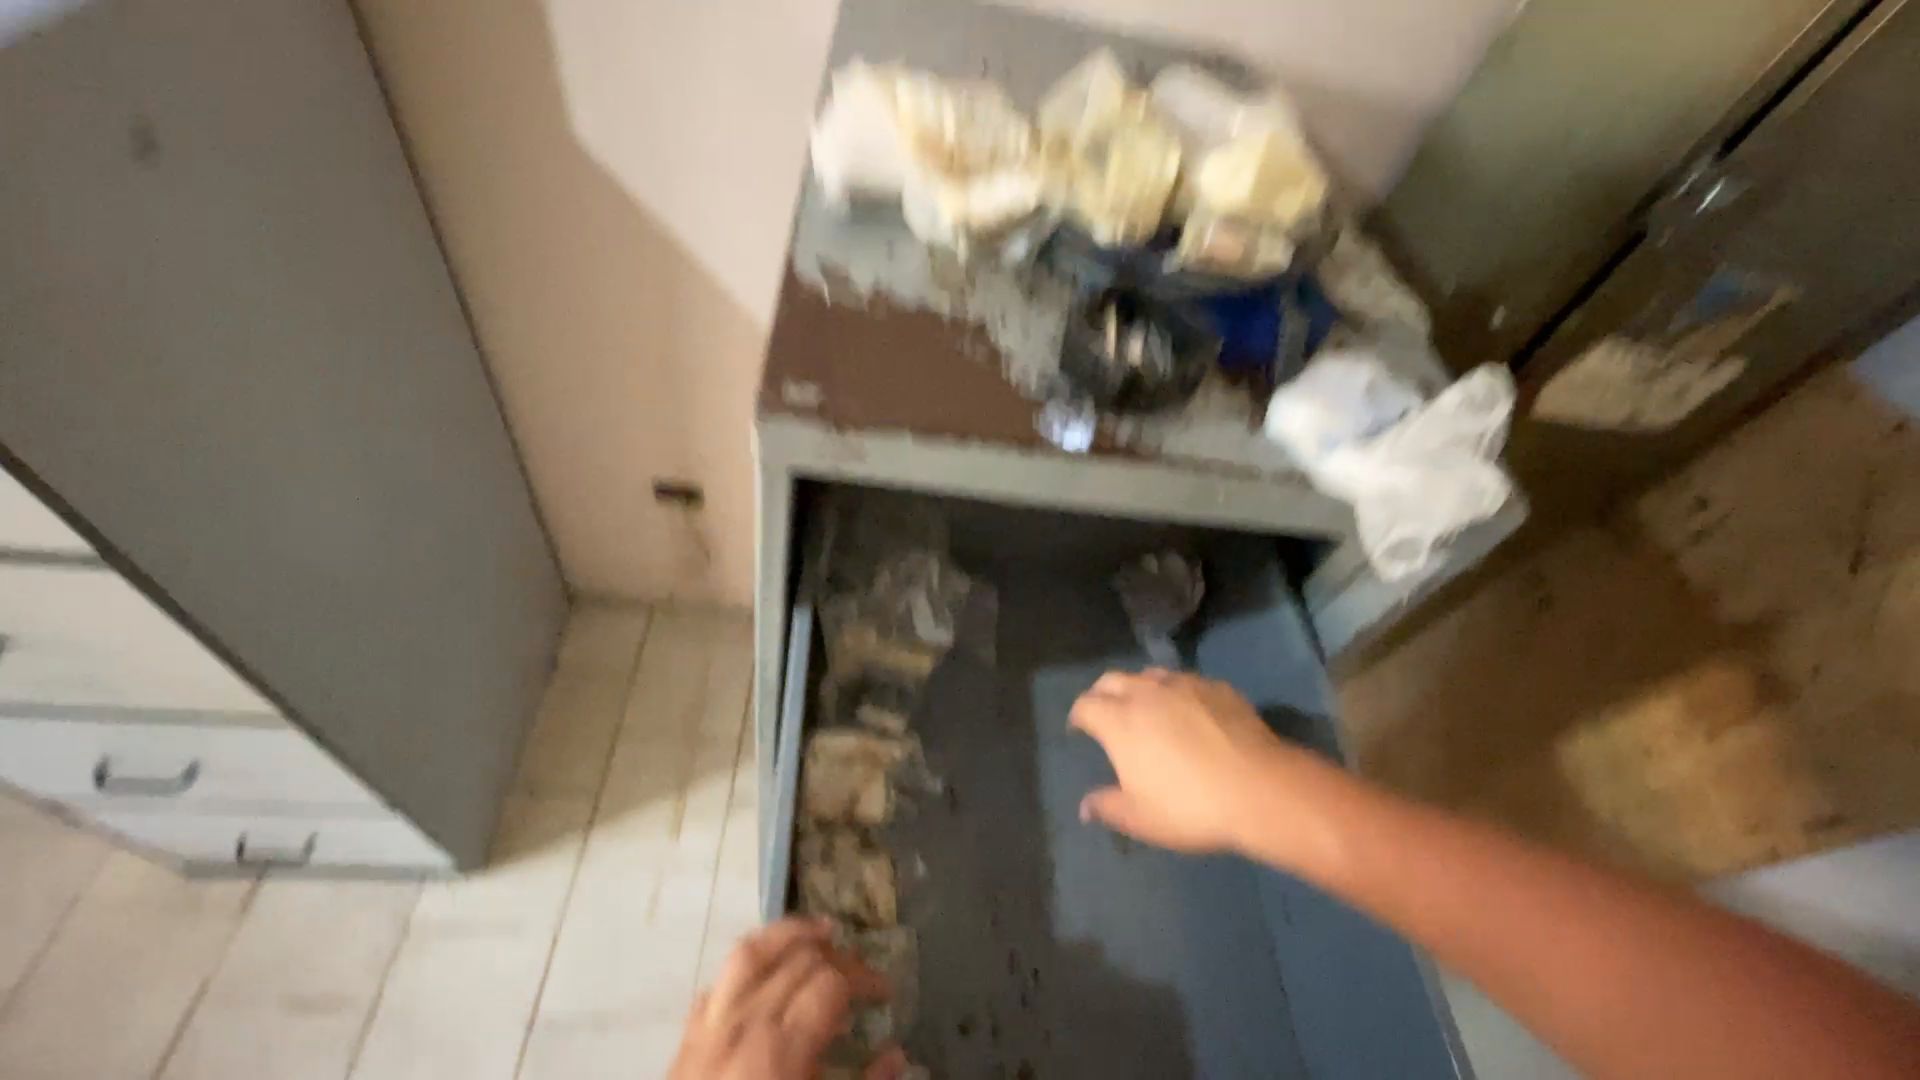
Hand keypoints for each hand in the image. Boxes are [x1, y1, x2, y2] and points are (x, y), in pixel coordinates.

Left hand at [668, 917, 907, 1079]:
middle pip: (798, 961)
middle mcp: (744, 1024)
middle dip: (837, 958)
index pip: (831, 982)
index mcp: (782, 1049)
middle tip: (862, 976)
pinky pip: (717, 984)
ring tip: (818, 932)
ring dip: (788, 934)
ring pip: (750, 953)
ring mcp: (709, 1029)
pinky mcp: (685, 1043)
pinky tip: (763, 971)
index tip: (885, 993)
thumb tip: (895, 1054)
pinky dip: (745, 966)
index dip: (864, 978)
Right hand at [1069, 669, 1345, 864]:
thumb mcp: (1141, 819)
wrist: (1260, 789)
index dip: (1078, 716)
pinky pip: (1186, 682)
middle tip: (1105, 713)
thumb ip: (1107, 807)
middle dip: (1102, 693)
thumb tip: (1084, 806)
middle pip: (1112, 680)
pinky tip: (1189, 713)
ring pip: (1150, 674)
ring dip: (1139, 688)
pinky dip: (1177, 693)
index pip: (1085, 705)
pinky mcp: (1217, 687)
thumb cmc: (1190, 806)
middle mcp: (1146, 693)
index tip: (1079, 730)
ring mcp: (1184, 685)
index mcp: (1119, 721)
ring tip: (1146, 708)